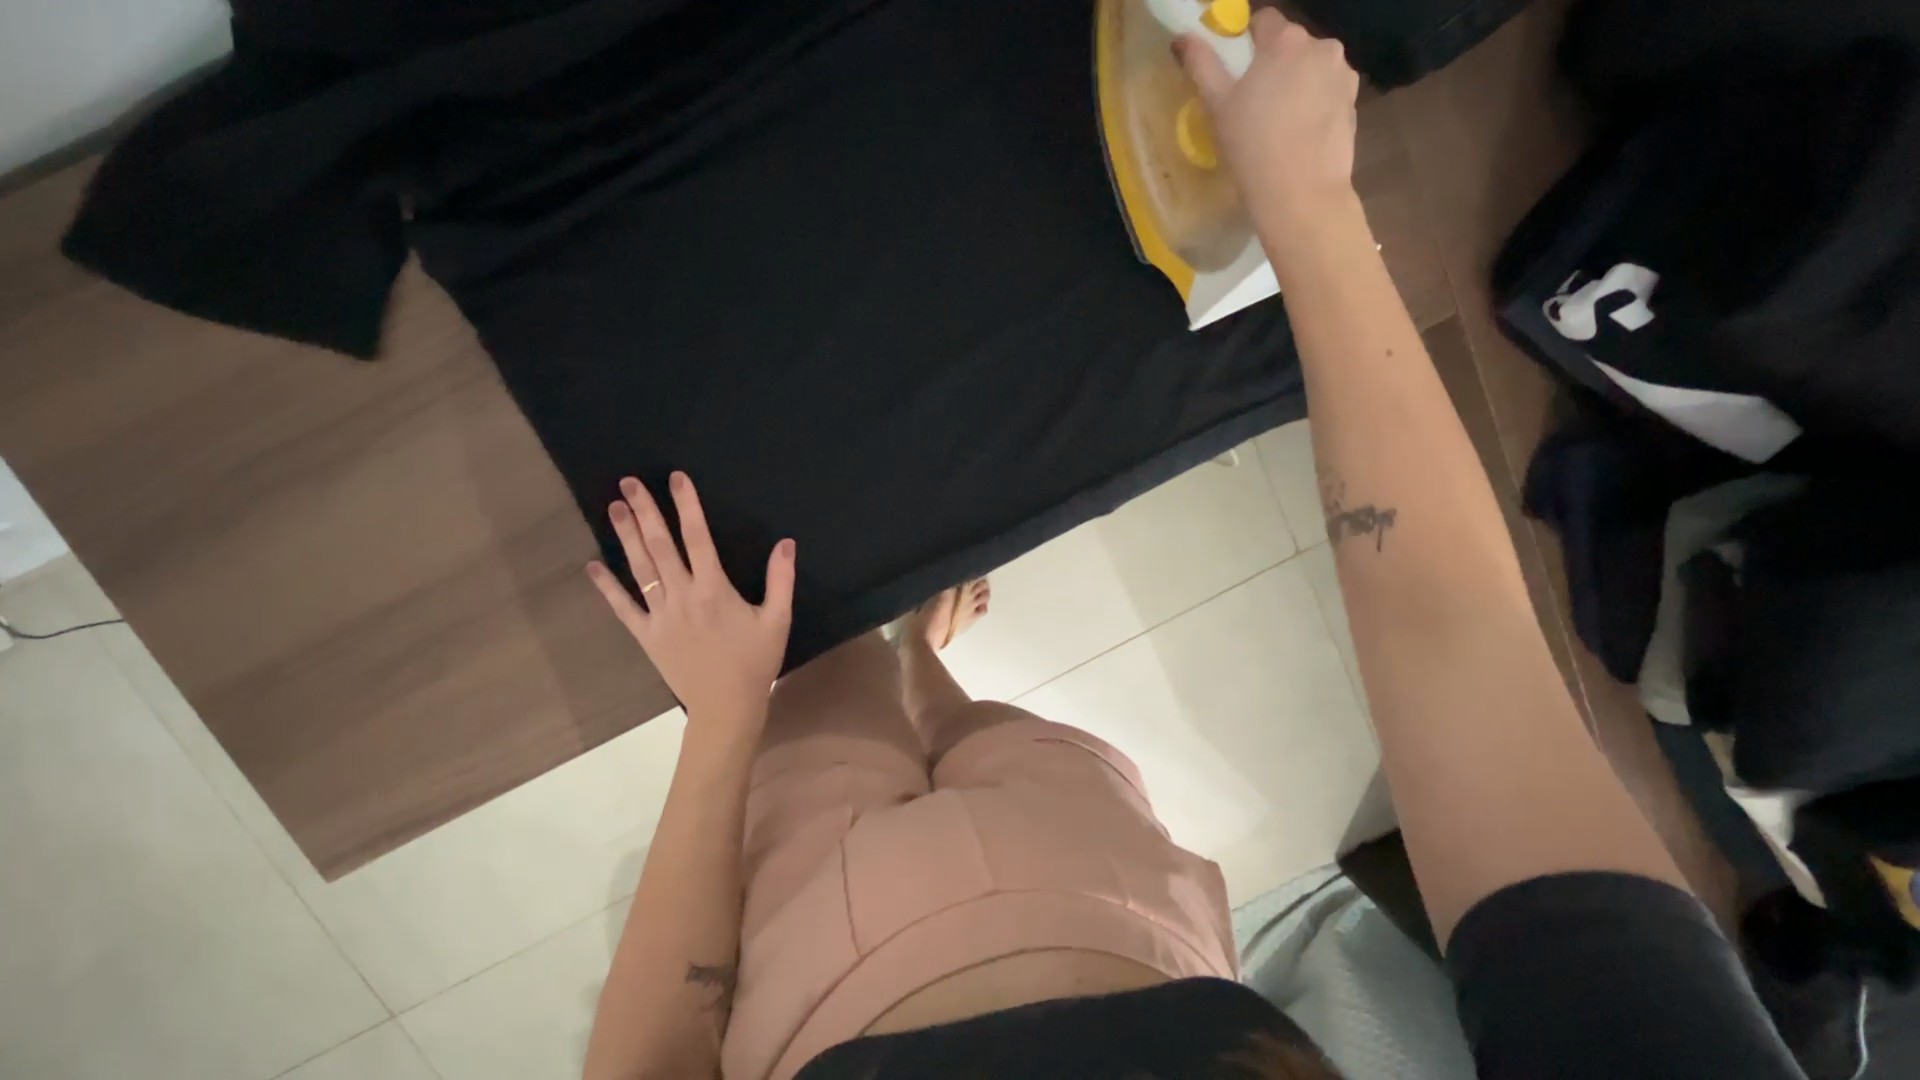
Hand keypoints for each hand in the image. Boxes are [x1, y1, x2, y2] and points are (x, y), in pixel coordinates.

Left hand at [586, 472, 795, 736]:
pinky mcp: (647, 636)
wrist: (726, 707)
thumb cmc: (755, 663)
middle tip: (629, 482)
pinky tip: (593, 565)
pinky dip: (607, 587)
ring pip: (640, 569)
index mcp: (714, 590)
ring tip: (614, 507)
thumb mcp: (777, 620)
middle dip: (645, 511)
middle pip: (661, 546)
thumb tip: (786, 543)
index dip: (687, 505)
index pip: (697, 538)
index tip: (675, 479)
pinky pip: (623, 608)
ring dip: (627, 536)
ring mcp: (660, 616)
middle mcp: (683, 596)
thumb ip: (781, 580)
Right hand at [1176, 10, 1360, 231]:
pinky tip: (1299, 135)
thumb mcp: (1218, 105)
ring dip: (1297, 84)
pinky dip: (1314, 104)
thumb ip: (1201, 64)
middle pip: (1291, 45)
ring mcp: (1343, 74)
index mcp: (1285, 40)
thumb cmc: (1252, 146)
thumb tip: (1183, 38)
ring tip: (1279, 124)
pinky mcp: (1354, 102)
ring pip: (1311, 68)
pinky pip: (1328, 92)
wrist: (1301, 193)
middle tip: (1254, 105)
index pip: (1264, 20)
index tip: (1236, 74)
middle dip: (1274, 65)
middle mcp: (1321, 46)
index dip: (1247, 42)